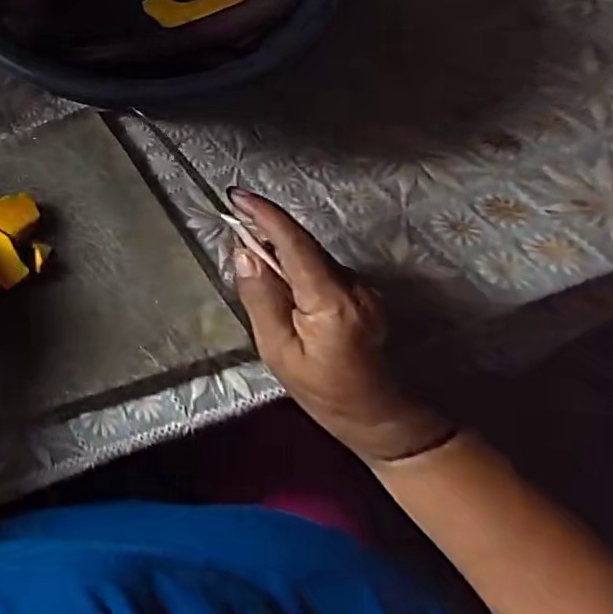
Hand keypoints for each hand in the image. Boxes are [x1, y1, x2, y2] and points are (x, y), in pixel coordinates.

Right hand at [228, 188, 455, 464]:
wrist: (381, 417)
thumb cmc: (323, 390)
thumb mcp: (277, 348)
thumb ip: (261, 297)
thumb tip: (244, 253)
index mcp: (332, 302)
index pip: (296, 245)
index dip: (265, 216)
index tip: (237, 196)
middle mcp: (354, 289)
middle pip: (302, 247)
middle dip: (263, 231)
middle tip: (230, 223)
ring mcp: (363, 291)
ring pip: (308, 257)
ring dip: (275, 250)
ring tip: (247, 259)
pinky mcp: (361, 296)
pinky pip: (316, 269)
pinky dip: (290, 265)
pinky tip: (273, 279)